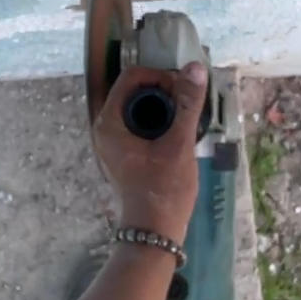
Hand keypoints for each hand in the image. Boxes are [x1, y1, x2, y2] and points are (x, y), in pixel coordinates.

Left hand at [92, 61, 207, 242]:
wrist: (155, 232)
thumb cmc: (164, 189)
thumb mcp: (178, 144)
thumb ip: (187, 104)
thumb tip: (195, 67)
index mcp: (109, 122)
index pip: (132, 77)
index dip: (161, 76)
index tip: (185, 90)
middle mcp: (105, 128)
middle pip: (136, 90)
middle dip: (165, 91)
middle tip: (190, 105)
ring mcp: (113, 142)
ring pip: (140, 108)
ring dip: (166, 107)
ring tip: (188, 119)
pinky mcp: (124, 153)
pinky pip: (141, 125)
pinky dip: (160, 122)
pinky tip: (180, 134)